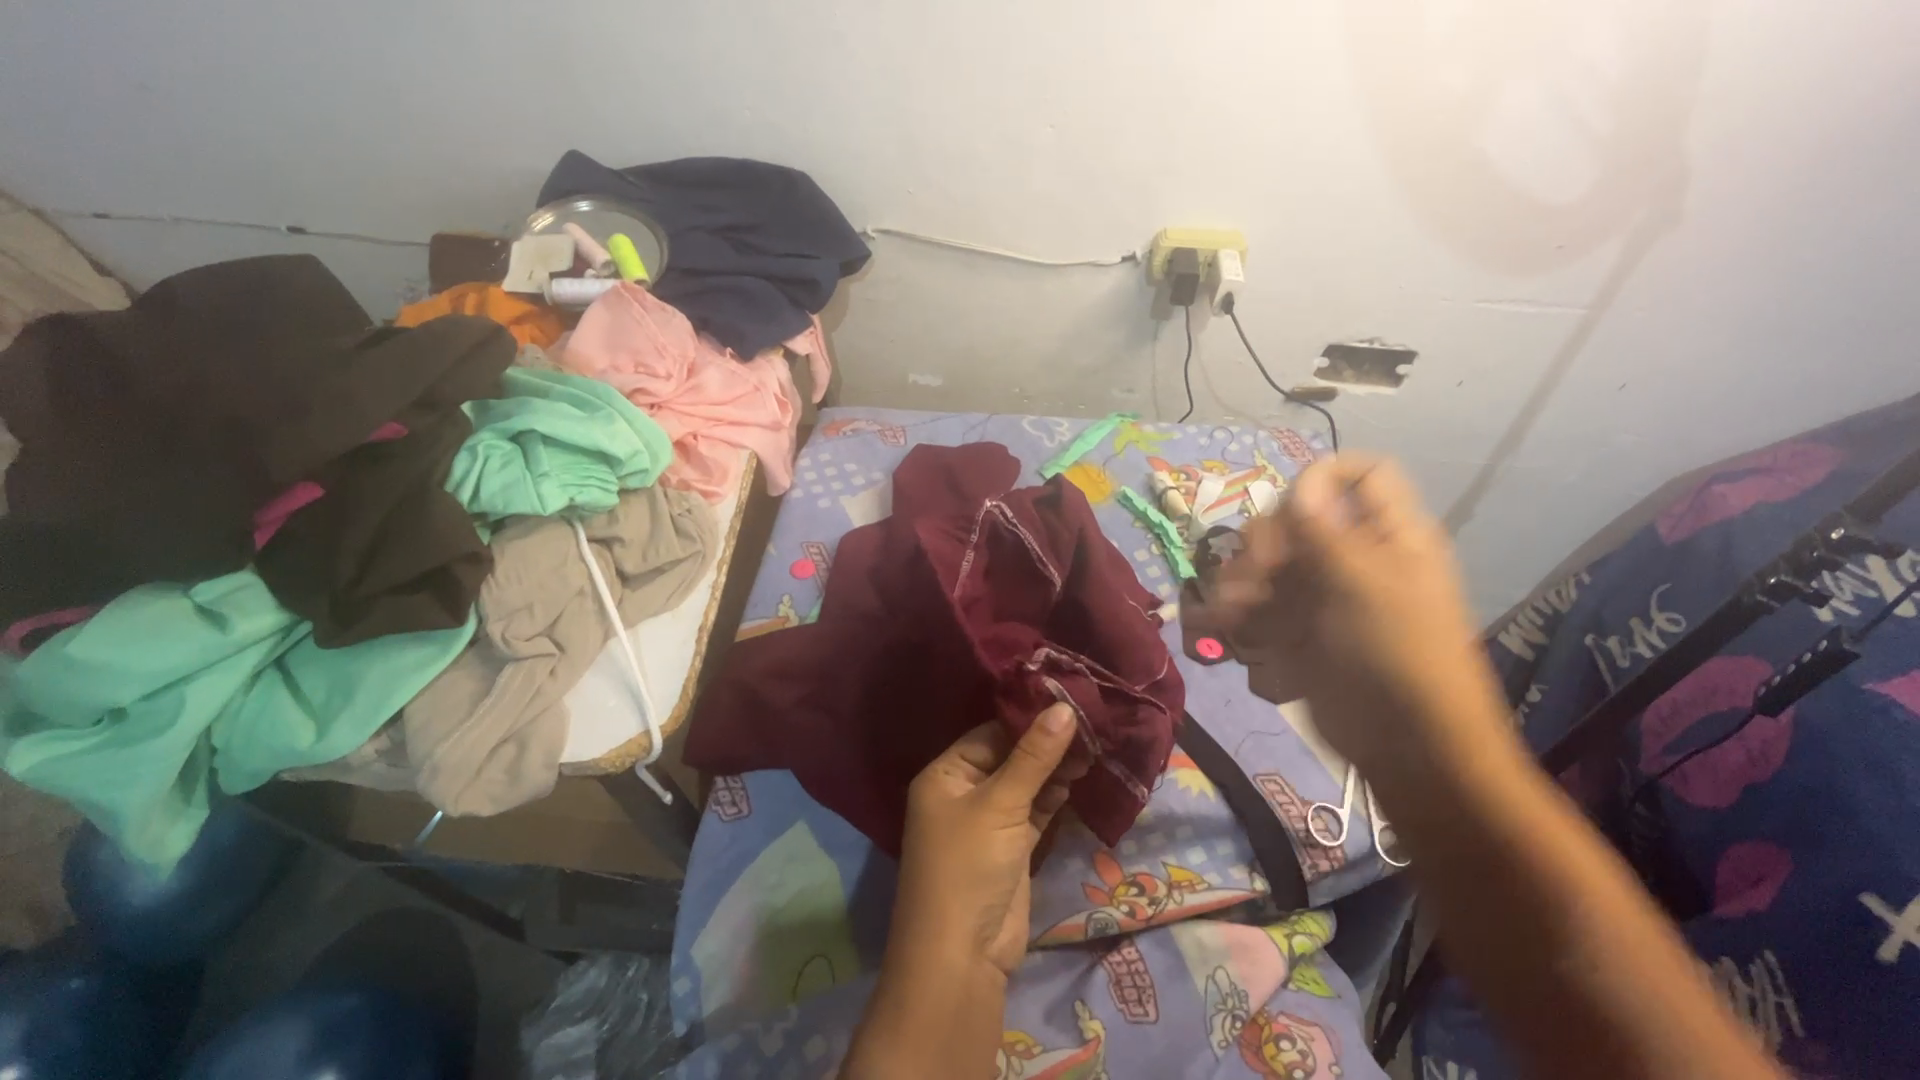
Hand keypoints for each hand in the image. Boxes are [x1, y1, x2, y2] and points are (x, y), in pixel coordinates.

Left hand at [891, 705, 1088, 979]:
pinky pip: (1035, 810)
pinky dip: (1055, 796)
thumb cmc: (969, 865)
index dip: (1028, 718)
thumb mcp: (1000, 804)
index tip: (1070, 699)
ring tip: (1095, 746)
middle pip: (1009, 756)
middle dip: (1046, 744)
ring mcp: (987, 822)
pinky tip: (1081, 776)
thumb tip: (1064, 706)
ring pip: (1025, 784)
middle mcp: (962, 792)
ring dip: (1055, 769)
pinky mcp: (1011, 847)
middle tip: (1092, 723)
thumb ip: (1034, 756)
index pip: (989, 732)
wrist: (963, 953)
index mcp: (945, 774)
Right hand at [1193, 454, 1515, 780]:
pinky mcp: (1300, 632)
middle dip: (1265, 542)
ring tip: (1229, 611)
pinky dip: (1237, 613)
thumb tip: (1302, 482)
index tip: (1288, 509)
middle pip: (1297, 519)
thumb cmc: (1400, 658)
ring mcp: (1324, 596)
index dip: (1324, 476)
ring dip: (1241, 580)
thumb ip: (1327, 531)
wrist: (1408, 747)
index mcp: (1390, 536)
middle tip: (1253, 575)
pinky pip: (1259, 607)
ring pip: (1269, 564)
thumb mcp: (1366, 586)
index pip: (1362, 475)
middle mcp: (1354, 557)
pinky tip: (1223, 626)